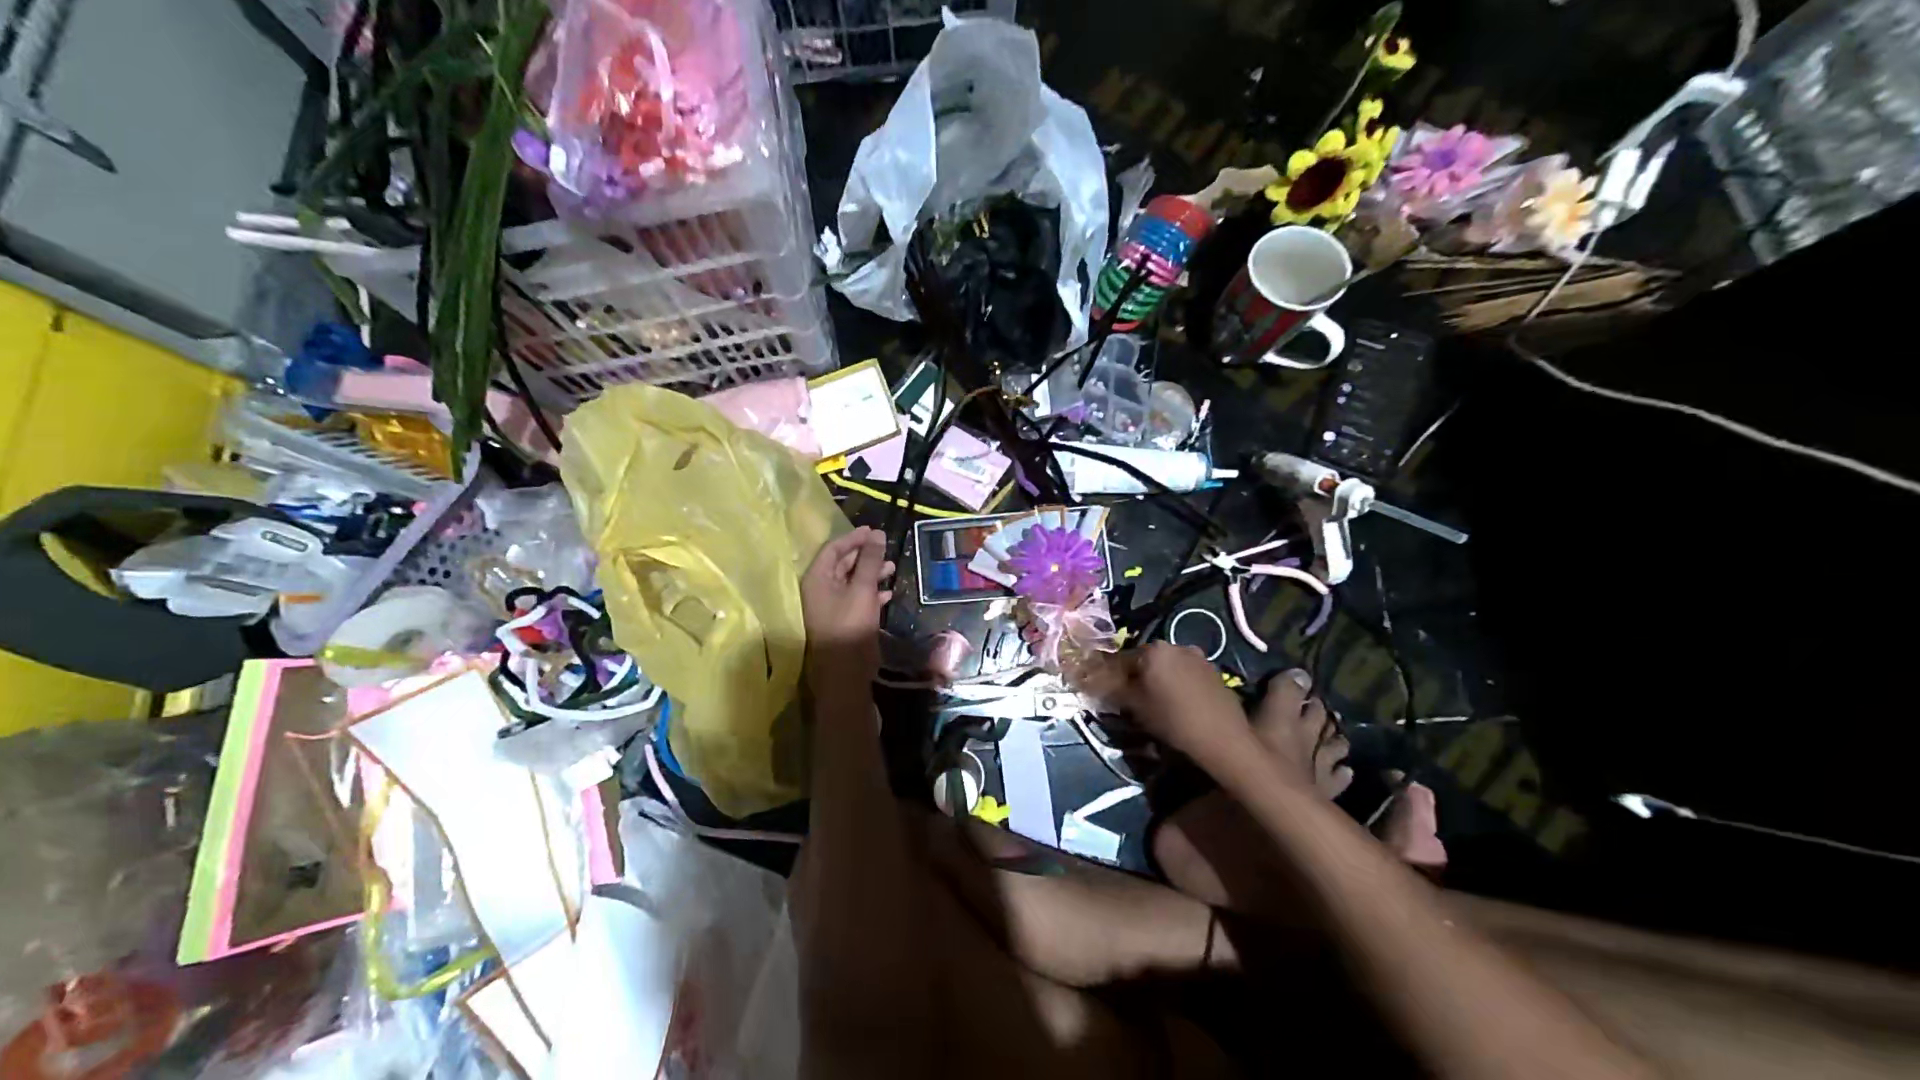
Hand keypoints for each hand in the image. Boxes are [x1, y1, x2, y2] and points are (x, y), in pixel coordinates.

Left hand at [800, 525, 893, 688]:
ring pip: (851, 581)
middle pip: (842, 564)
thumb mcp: (862, 589)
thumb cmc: (849, 624)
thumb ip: (869, 561)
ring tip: (892, 568)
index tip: (874, 531)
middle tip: (885, 547)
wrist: (845, 669)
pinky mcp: (844, 619)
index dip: (853, 538)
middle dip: (864, 555)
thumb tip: (878, 534)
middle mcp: (821, 589)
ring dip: (871, 573)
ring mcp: (832, 605)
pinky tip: (888, 592)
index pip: (833, 549)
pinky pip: (857, 598)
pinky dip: (872, 592)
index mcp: (817, 579)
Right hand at [1076, 643, 1254, 762]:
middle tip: (1132, 700)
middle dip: (1136, 676)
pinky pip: (1186, 673)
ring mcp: (1198, 657)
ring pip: (1167, 666)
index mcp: (1153, 649)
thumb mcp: (1134, 706)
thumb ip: (1110, 688)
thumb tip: (1086, 678)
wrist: (1223, 738)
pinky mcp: (1214, 672)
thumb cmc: (1172, 719)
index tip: (1108, 693)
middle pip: (1145, 660)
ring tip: (1156, 704)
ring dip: (1158, 679)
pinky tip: (1178, 704)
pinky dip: (1177, 684)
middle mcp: (1176, 645)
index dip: (1111, 676)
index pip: (1121, 659)